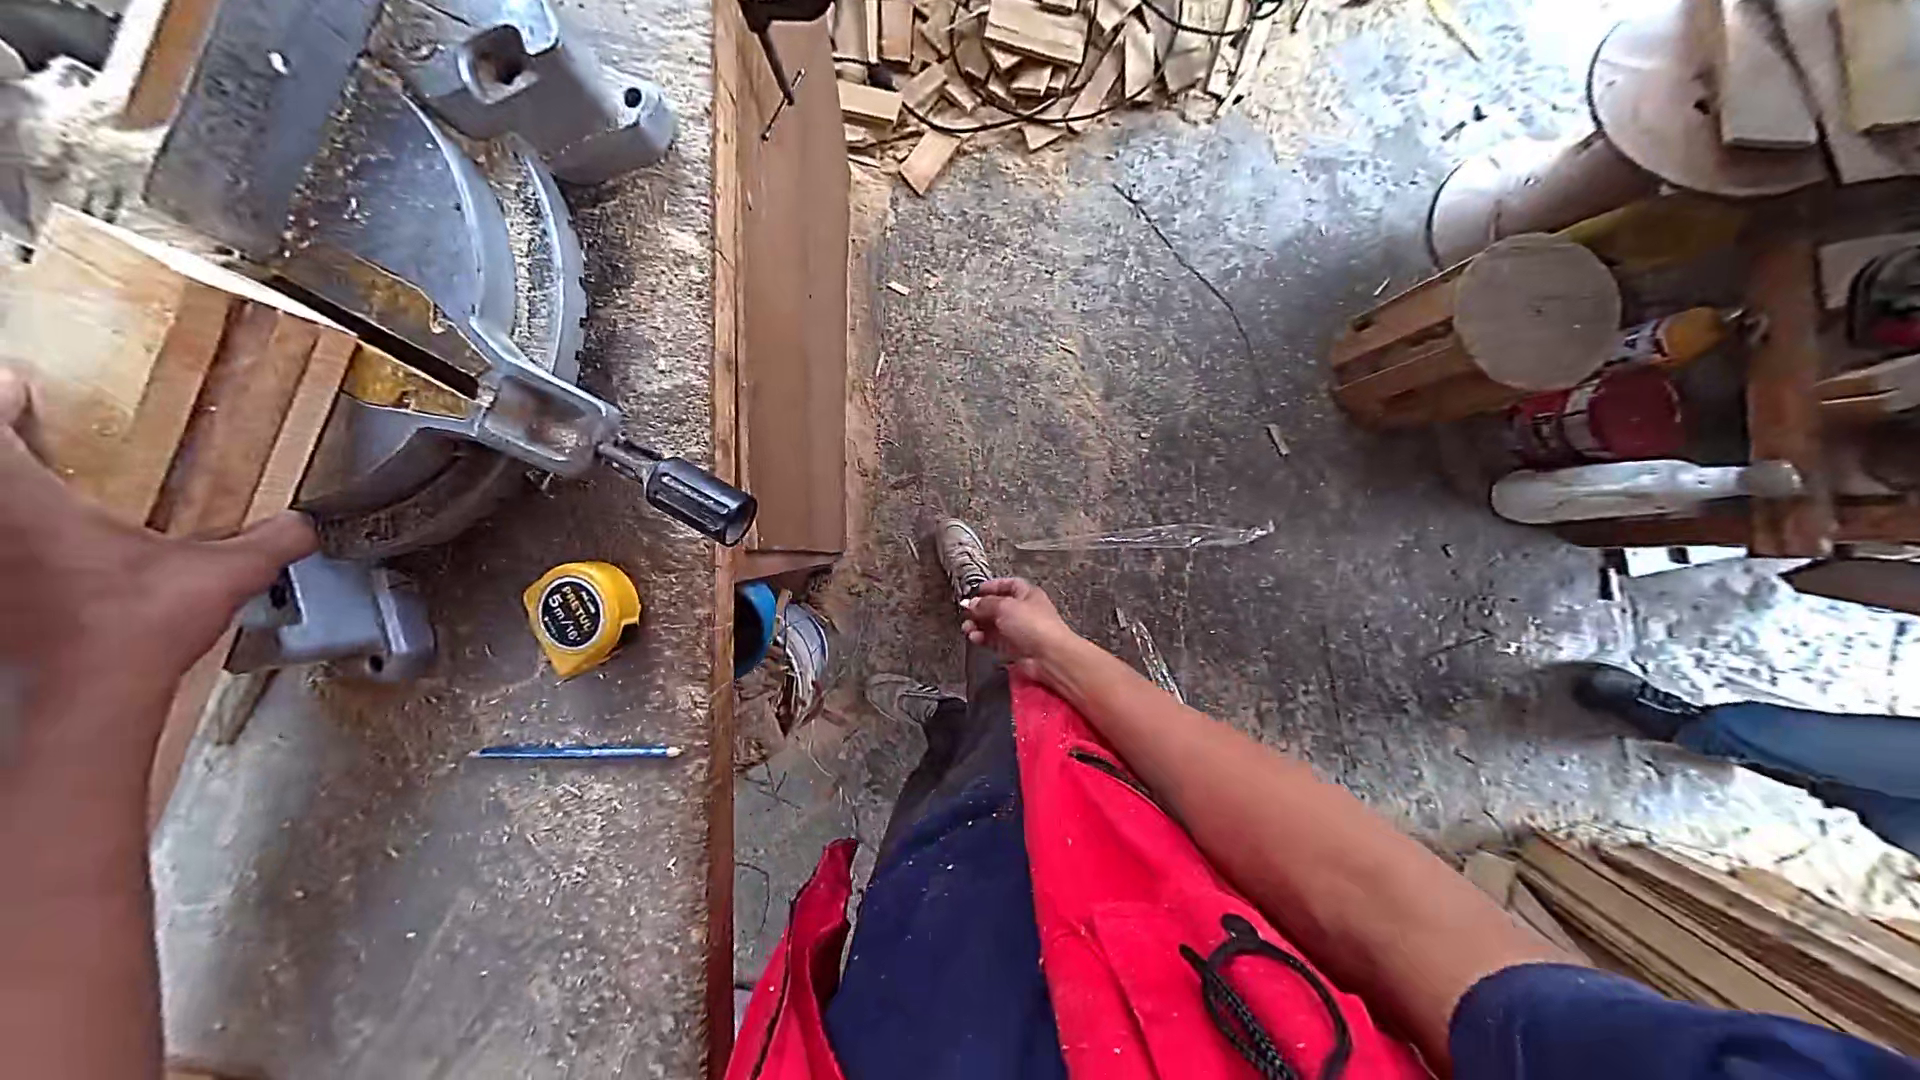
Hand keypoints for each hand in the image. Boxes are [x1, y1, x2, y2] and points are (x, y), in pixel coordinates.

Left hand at [0, 368, 317, 690]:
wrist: (78, 696)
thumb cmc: (134, 626)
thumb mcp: (225, 575)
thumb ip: (272, 542)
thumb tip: (309, 523)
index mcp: (18, 501)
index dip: (2, 394)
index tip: (24, 388)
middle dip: (7, 444)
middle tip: (37, 437)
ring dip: (13, 491)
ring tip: (47, 493)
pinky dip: (19, 539)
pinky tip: (50, 552)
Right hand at [961, 578, 1083, 681]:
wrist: (1048, 656)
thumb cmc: (1036, 626)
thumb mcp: (1005, 606)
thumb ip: (985, 603)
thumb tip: (972, 603)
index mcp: (1027, 594)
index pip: (1007, 585)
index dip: (991, 587)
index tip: (976, 591)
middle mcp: (1024, 612)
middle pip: (997, 606)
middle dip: (980, 609)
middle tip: (967, 611)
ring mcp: (1019, 630)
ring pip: (993, 625)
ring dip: (978, 625)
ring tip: (968, 627)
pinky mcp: (1014, 648)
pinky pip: (994, 640)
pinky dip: (982, 638)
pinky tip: (975, 637)